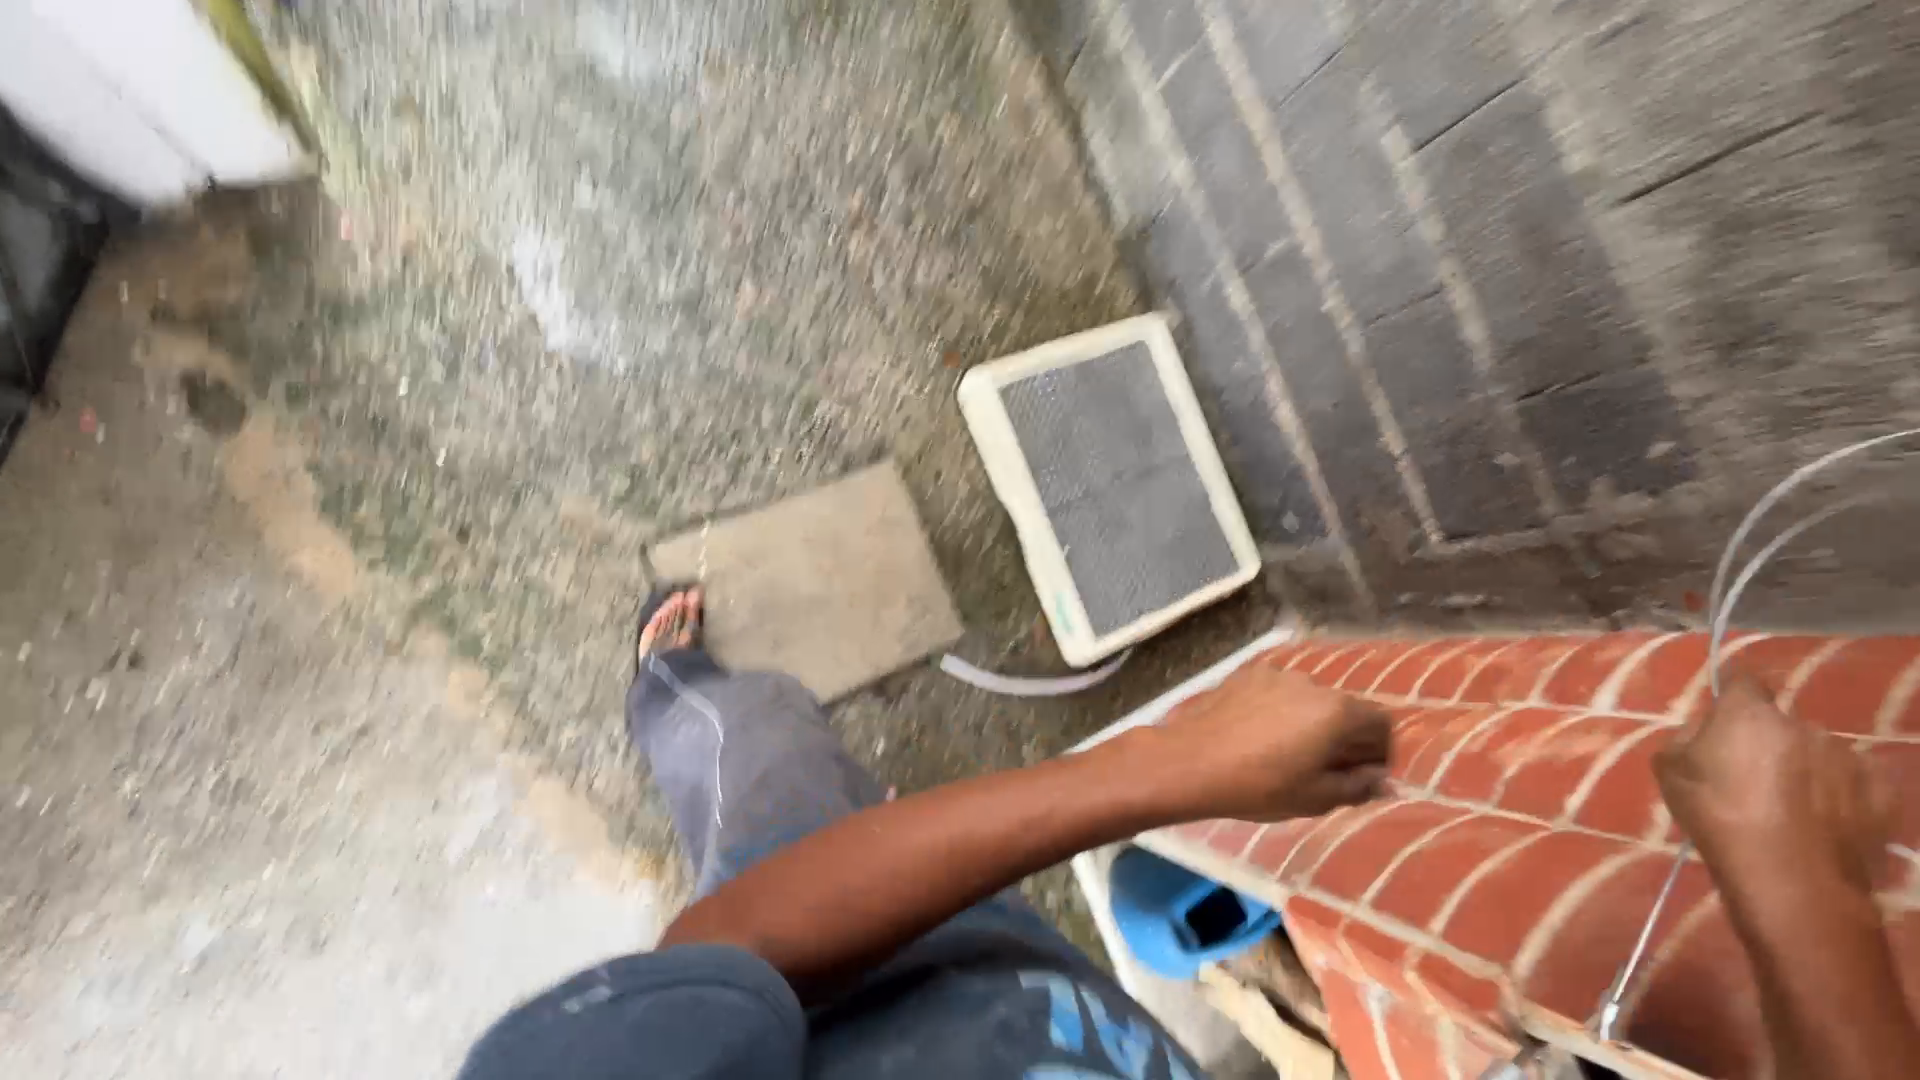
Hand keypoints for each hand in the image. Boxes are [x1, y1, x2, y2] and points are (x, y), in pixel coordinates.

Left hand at [1122, 662, 1392, 822]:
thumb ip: (1358, 786)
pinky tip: (1259, 736)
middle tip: (1326, 771)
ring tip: (1287, 754)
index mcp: (1337, 710)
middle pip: (1344, 708)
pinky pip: (1277, 693)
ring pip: (1308, 700)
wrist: (1190, 761)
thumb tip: (1384, 782)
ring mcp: (1274, 674)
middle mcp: (1310, 682)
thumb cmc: (1259, 785)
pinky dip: (1280, 711)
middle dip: (1344, 738)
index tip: (1362, 776)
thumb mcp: (1317, 798)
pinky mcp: (1244, 675)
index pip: (1381, 722)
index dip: (1379, 751)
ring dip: (1310, 722)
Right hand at [1654, 670, 1893, 896]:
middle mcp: (1805, 726)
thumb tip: (1707, 733)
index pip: (1744, 680)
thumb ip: (1687, 738)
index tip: (1722, 708)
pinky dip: (1834, 791)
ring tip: (1785, 803)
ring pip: (1815, 751)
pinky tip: (1817, 818)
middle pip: (1779, 722)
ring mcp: (1851, 759)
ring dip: (1800, 765)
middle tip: (1745, 772)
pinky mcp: (1883, 794)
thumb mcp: (1668, 769)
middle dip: (1763, 738)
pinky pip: (1850, 781)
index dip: (1732, 690)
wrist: (1791, 879)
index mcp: (1751, 714)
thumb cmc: (1715, 815)